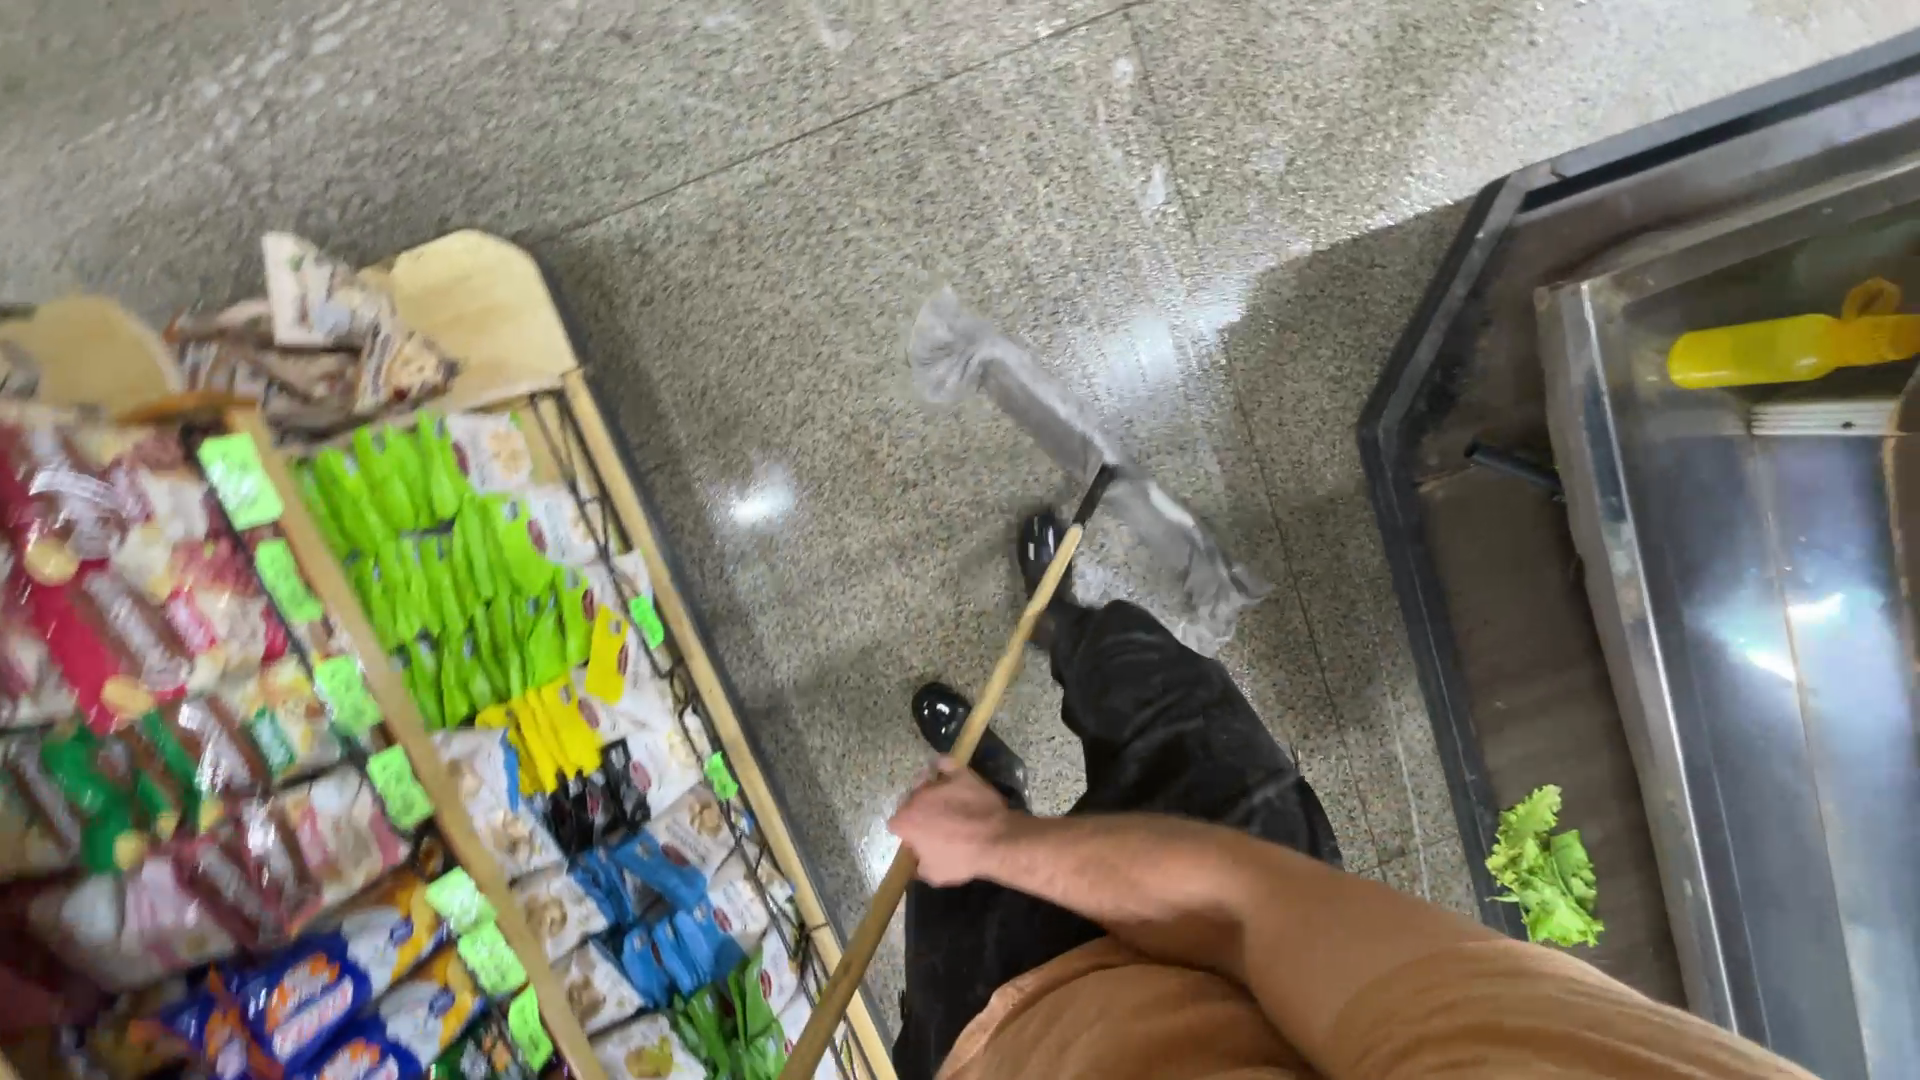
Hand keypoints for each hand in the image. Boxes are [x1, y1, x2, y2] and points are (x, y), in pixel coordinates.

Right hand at [888, 758, 1021, 885]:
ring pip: (925, 782)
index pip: (895, 825)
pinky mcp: (959, 773)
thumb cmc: (962, 859)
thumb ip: (917, 865)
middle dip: (917, 812)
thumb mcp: (933, 875)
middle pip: (909, 802)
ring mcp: (938, 782)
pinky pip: (945, 763)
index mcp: (907, 821)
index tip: (918, 841)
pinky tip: (945, 773)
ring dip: (928, 792)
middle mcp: (917, 797)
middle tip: (934, 824)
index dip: (906, 833)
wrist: (995, 839)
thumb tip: (916, 859)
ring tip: (942, 802)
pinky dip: (943, 767)